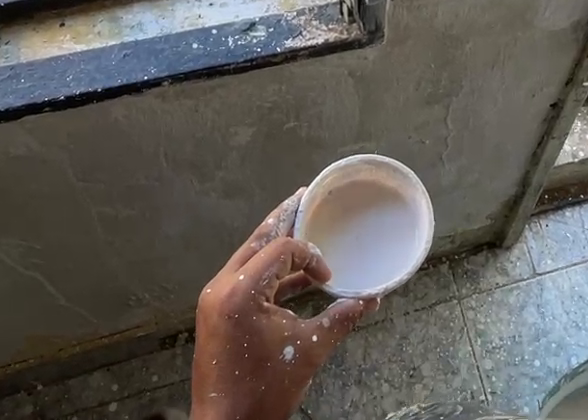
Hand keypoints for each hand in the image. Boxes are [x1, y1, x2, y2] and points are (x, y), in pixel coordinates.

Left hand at [190, 189, 379, 419]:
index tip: (328, 277)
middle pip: (258, 240)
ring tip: (299, 224)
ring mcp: (215, 299)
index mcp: (240, 291)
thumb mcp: (308, 351)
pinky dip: (268, 271)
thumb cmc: (264, 391)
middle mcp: (222, 286)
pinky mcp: (216, 311)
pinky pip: (244, 277)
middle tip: (304, 196)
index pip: (280, 249)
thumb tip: (372, 299)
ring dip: (276, 245)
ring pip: (249, 256)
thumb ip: (341, 319)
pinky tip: (293, 275)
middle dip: (284, 219)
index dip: (309, 254)